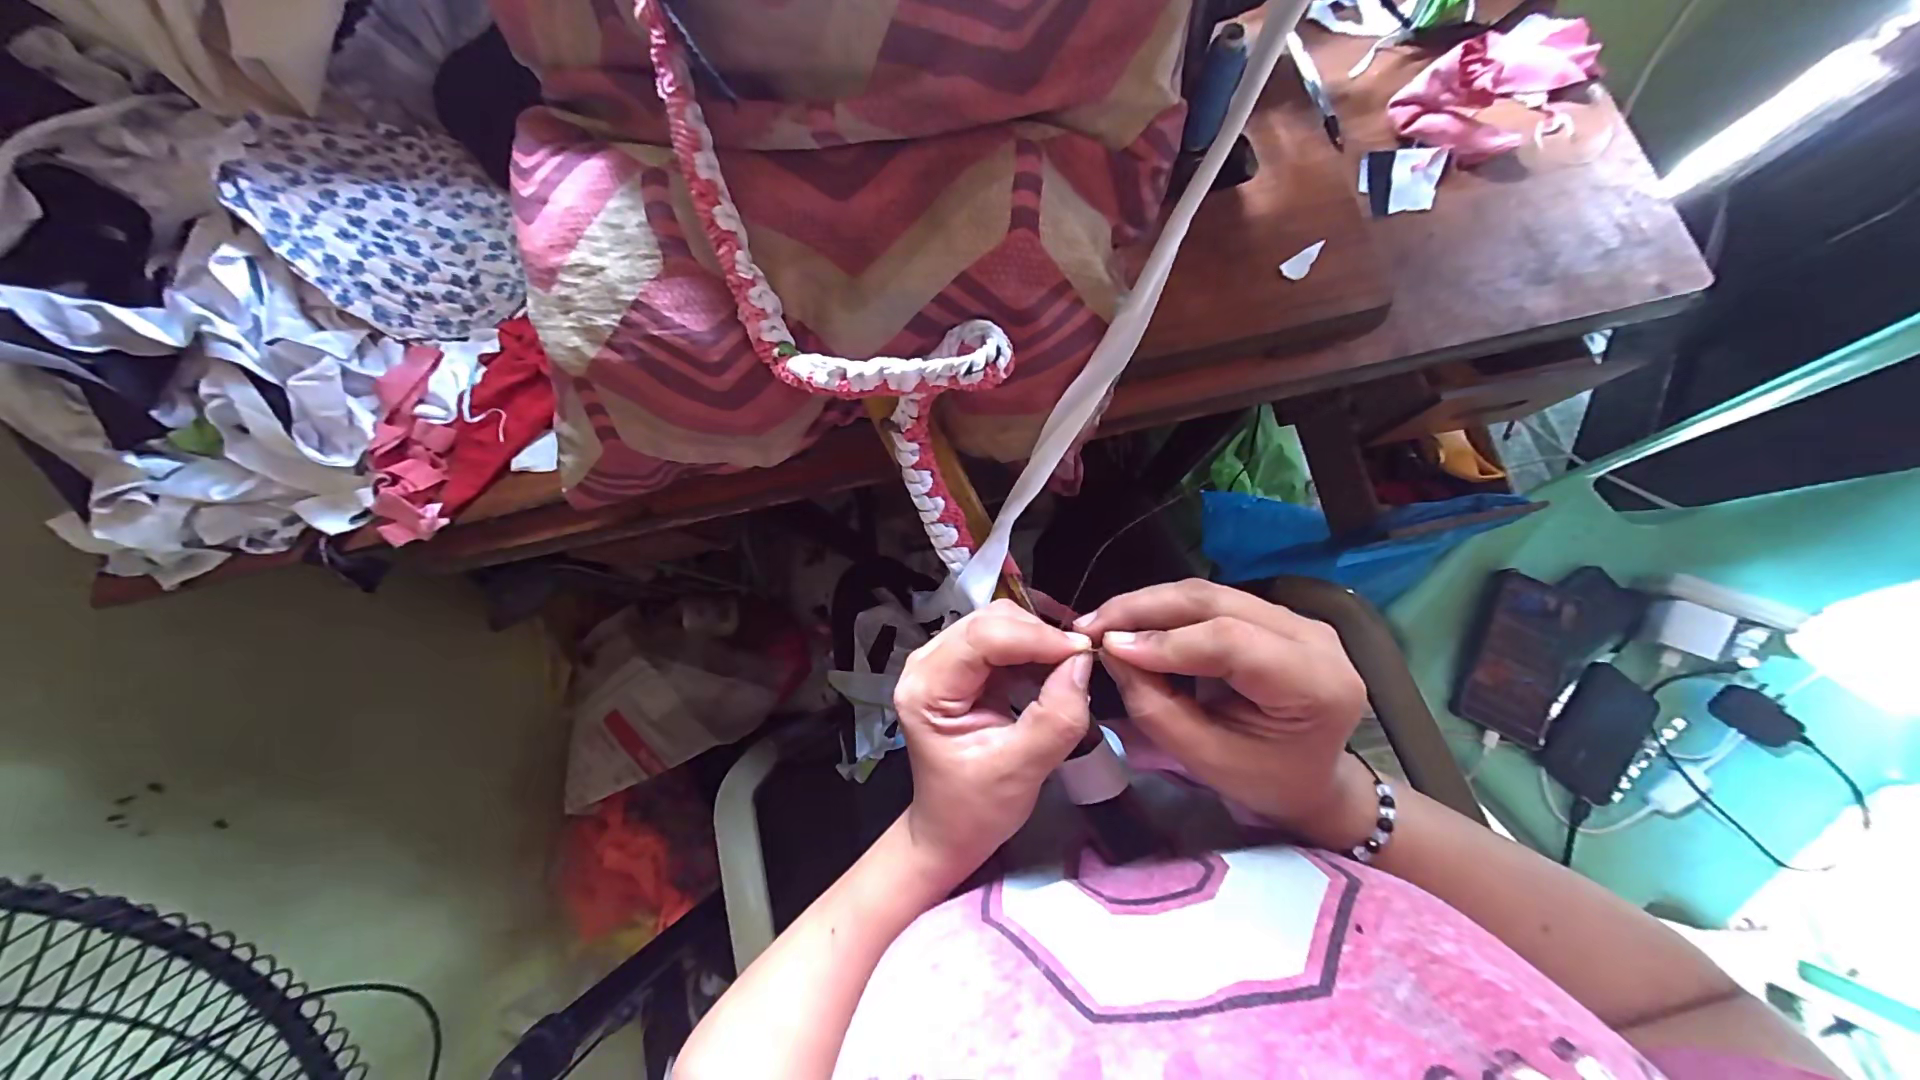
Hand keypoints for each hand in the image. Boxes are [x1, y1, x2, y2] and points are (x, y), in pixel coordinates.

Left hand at [893, 600, 1094, 880]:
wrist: (951, 830)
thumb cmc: (975, 809)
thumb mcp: (1022, 771)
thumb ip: (1055, 717)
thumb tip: (1083, 662)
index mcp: (926, 688)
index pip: (982, 636)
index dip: (1035, 637)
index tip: (1081, 652)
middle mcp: (926, 664)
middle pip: (989, 621)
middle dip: (1039, 634)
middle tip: (1081, 659)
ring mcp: (944, 662)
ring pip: (999, 624)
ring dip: (1039, 639)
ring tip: (1071, 664)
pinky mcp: (964, 668)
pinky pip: (1003, 641)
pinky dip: (1034, 649)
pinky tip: (1055, 668)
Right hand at [1076, 580, 1373, 848]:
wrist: (1311, 778)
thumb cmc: (1262, 778)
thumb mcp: (1204, 757)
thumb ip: (1155, 705)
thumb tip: (1111, 650)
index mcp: (1313, 683)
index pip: (1231, 641)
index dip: (1164, 640)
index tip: (1107, 647)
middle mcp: (1311, 636)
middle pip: (1214, 601)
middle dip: (1143, 608)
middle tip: (1089, 624)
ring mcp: (1293, 618)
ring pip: (1206, 592)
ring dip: (1147, 603)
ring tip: (1102, 621)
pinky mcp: (1271, 613)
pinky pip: (1209, 599)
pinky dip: (1163, 608)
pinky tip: (1130, 621)